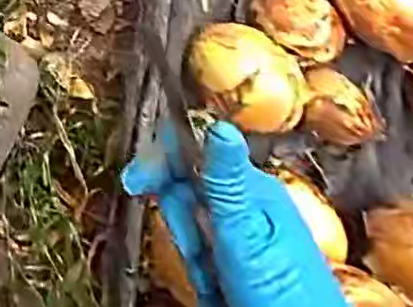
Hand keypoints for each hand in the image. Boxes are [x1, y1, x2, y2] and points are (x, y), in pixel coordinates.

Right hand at [121, 121, 345, 306]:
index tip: (132, 182)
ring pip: (192, 224)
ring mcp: (244, 239)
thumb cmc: (280, 296)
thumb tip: (219, 122)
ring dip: (190, 252)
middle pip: (188, 187)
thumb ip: (227, 178)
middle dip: (179, 218)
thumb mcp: (246, 232)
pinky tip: (215, 293)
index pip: (194, 151)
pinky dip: (200, 274)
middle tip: (195, 253)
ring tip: (213, 283)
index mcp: (253, 188)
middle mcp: (248, 206)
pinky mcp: (238, 269)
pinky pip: (202, 256)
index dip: (160, 160)